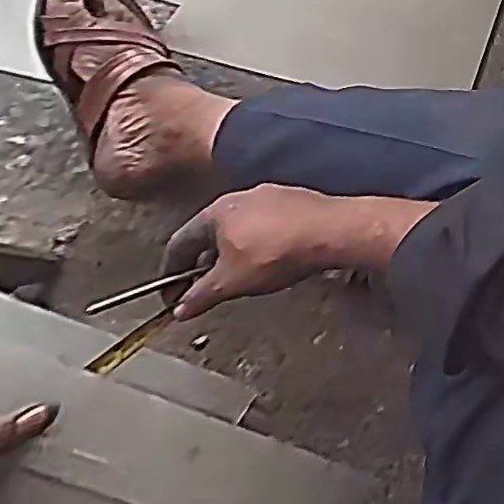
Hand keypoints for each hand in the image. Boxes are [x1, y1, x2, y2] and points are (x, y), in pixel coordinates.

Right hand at [162, 185, 436, 318]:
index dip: (171, 274)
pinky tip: (271, 259)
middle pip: (210, 232)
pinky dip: (260, 242)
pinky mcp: (295, 201)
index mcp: (217, 212)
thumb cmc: (280, 251)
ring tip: (238, 277)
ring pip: (241, 226)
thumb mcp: (231, 282)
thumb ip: (201, 295)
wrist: (332, 230)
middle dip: (203, 263)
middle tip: (204, 289)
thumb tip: (182, 308)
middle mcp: (242, 197)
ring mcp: (271, 196)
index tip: (172, 296)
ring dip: (233, 252)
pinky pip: (268, 224)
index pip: (180, 243)